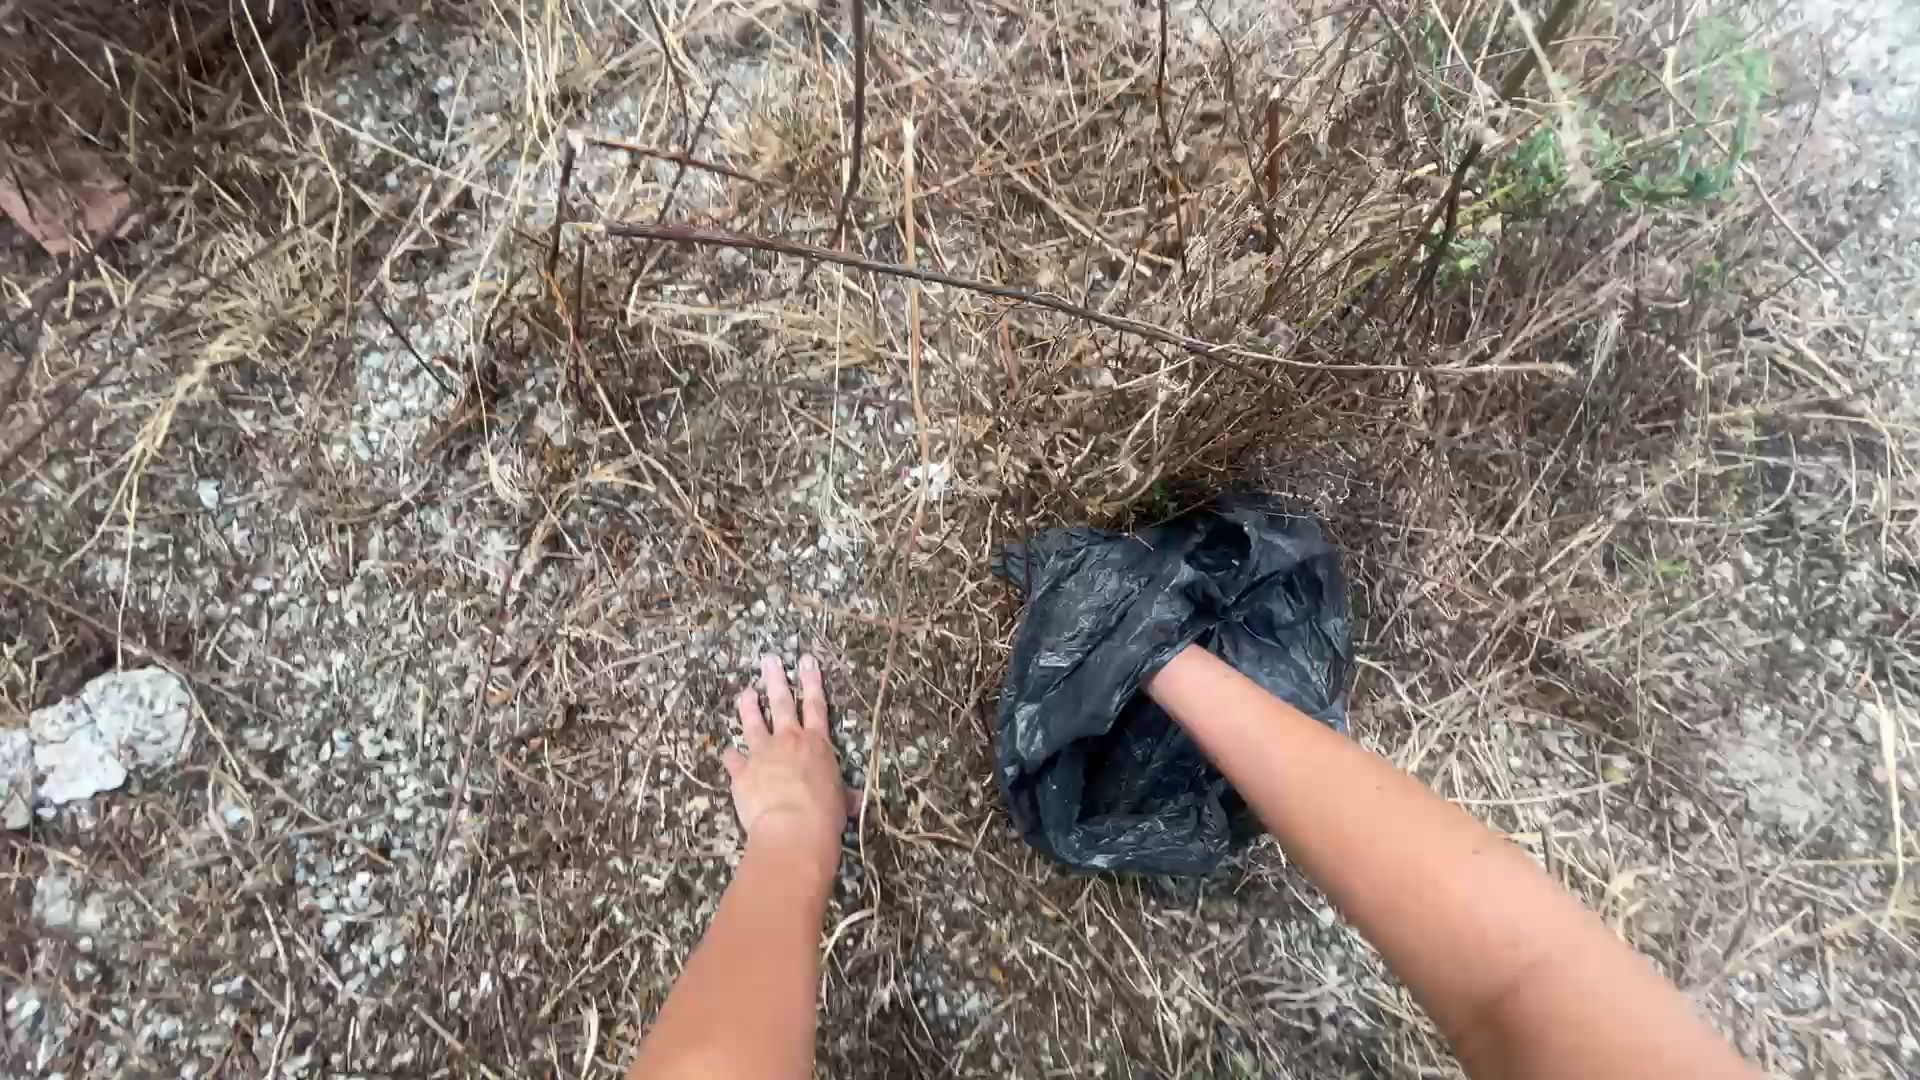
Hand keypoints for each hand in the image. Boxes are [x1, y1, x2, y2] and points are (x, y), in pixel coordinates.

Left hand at [723, 654, 852, 872]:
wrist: (792, 830)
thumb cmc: (824, 814)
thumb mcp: (840, 802)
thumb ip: (843, 796)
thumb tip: (854, 802)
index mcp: (817, 744)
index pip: (816, 705)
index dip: (812, 682)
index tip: (806, 661)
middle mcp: (789, 741)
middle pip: (782, 704)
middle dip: (776, 680)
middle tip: (769, 660)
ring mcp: (763, 754)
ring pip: (754, 723)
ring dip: (749, 707)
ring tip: (746, 692)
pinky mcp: (742, 773)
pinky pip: (734, 760)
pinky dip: (732, 756)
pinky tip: (727, 751)